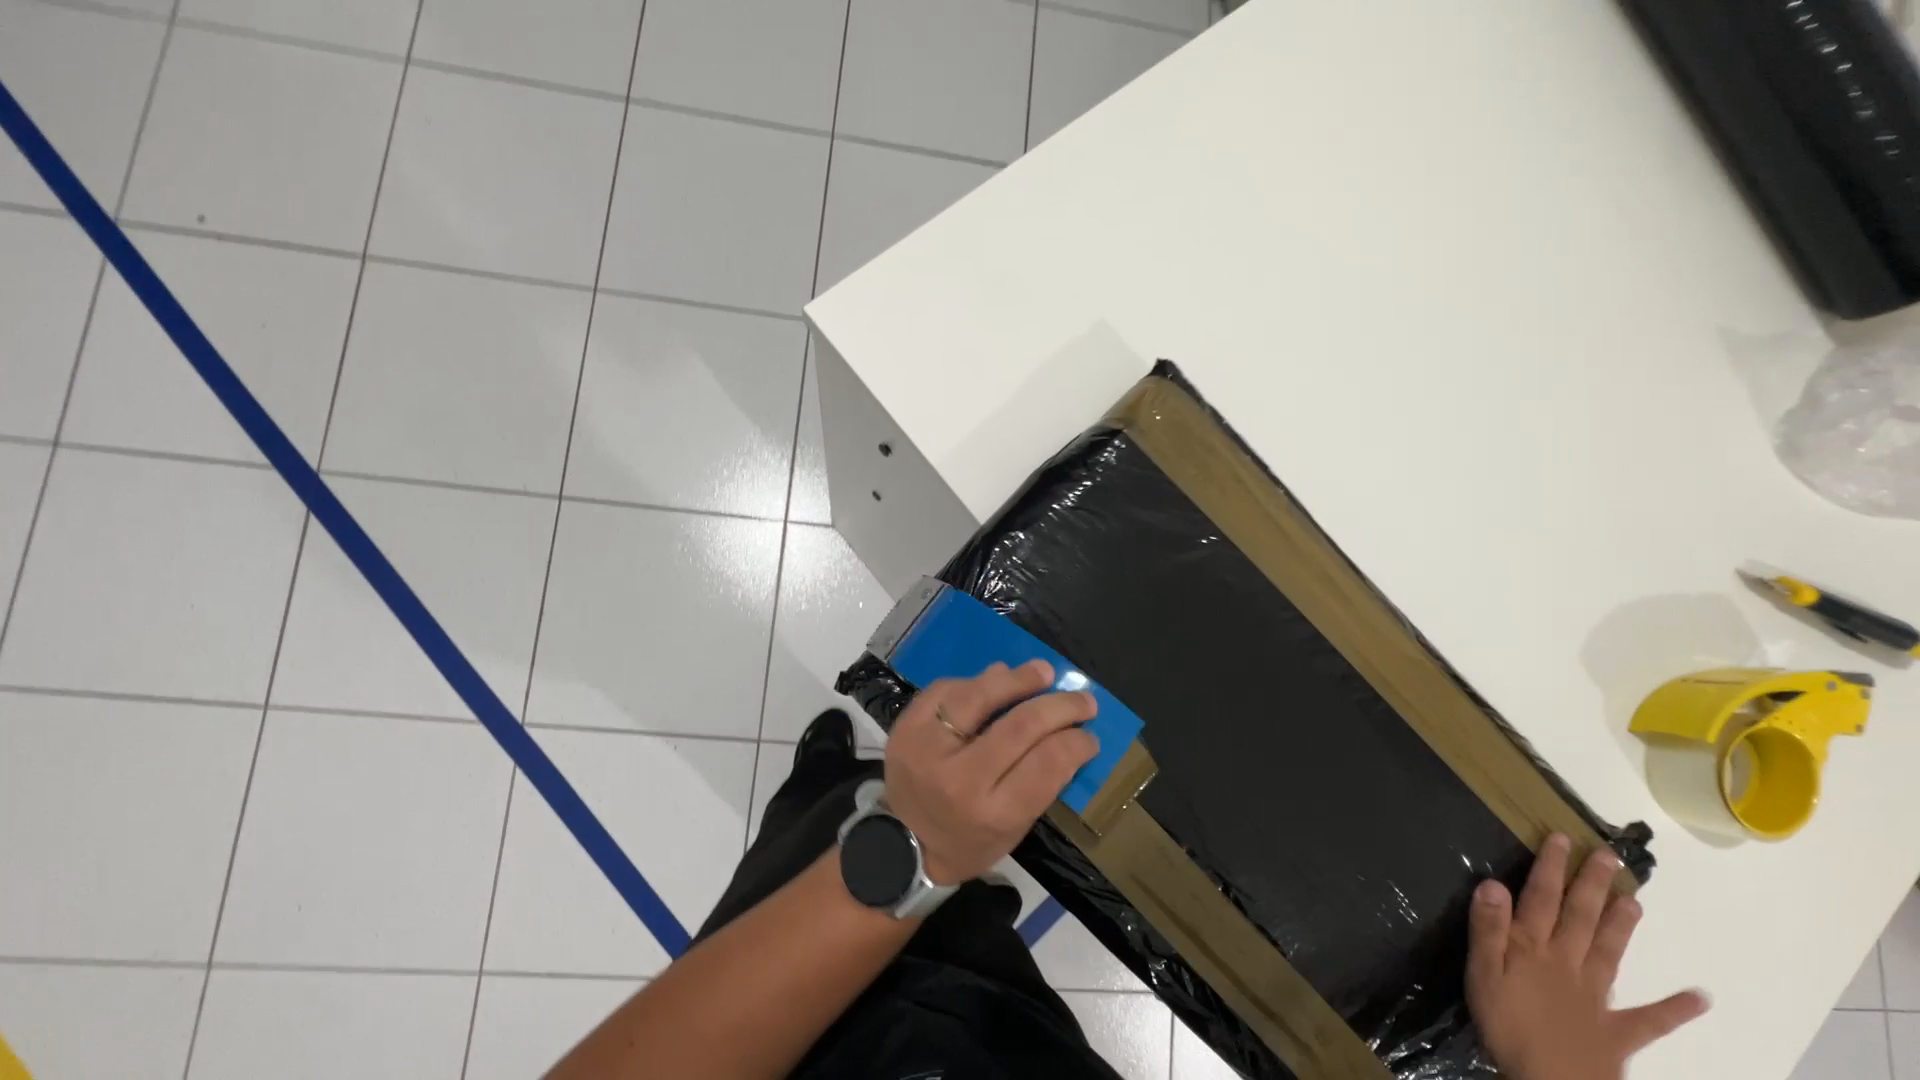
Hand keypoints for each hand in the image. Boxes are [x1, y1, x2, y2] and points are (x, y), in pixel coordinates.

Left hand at [883, 660, 1099, 884]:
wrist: (901, 844)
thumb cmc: (968, 841)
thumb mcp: (1014, 829)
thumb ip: (1042, 782)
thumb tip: (1070, 731)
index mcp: (992, 814)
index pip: (1047, 764)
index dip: (1076, 742)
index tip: (1090, 734)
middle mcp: (958, 780)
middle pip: (1020, 726)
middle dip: (1060, 706)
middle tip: (1083, 699)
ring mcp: (926, 749)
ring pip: (979, 696)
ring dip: (1017, 679)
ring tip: (1043, 672)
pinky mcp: (905, 727)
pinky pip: (946, 689)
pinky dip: (976, 681)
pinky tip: (997, 678)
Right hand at [1467, 834, 1709, 1079]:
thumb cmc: (1507, 1026)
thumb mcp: (1482, 974)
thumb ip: (1488, 929)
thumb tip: (1493, 883)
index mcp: (1532, 949)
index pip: (1541, 899)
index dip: (1550, 868)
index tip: (1562, 838)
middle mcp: (1567, 963)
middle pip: (1579, 917)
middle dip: (1590, 885)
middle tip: (1607, 856)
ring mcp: (1597, 997)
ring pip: (1609, 952)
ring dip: (1621, 925)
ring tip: (1635, 900)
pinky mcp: (1618, 1032)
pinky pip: (1650, 1019)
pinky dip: (1676, 1008)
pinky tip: (1701, 998)